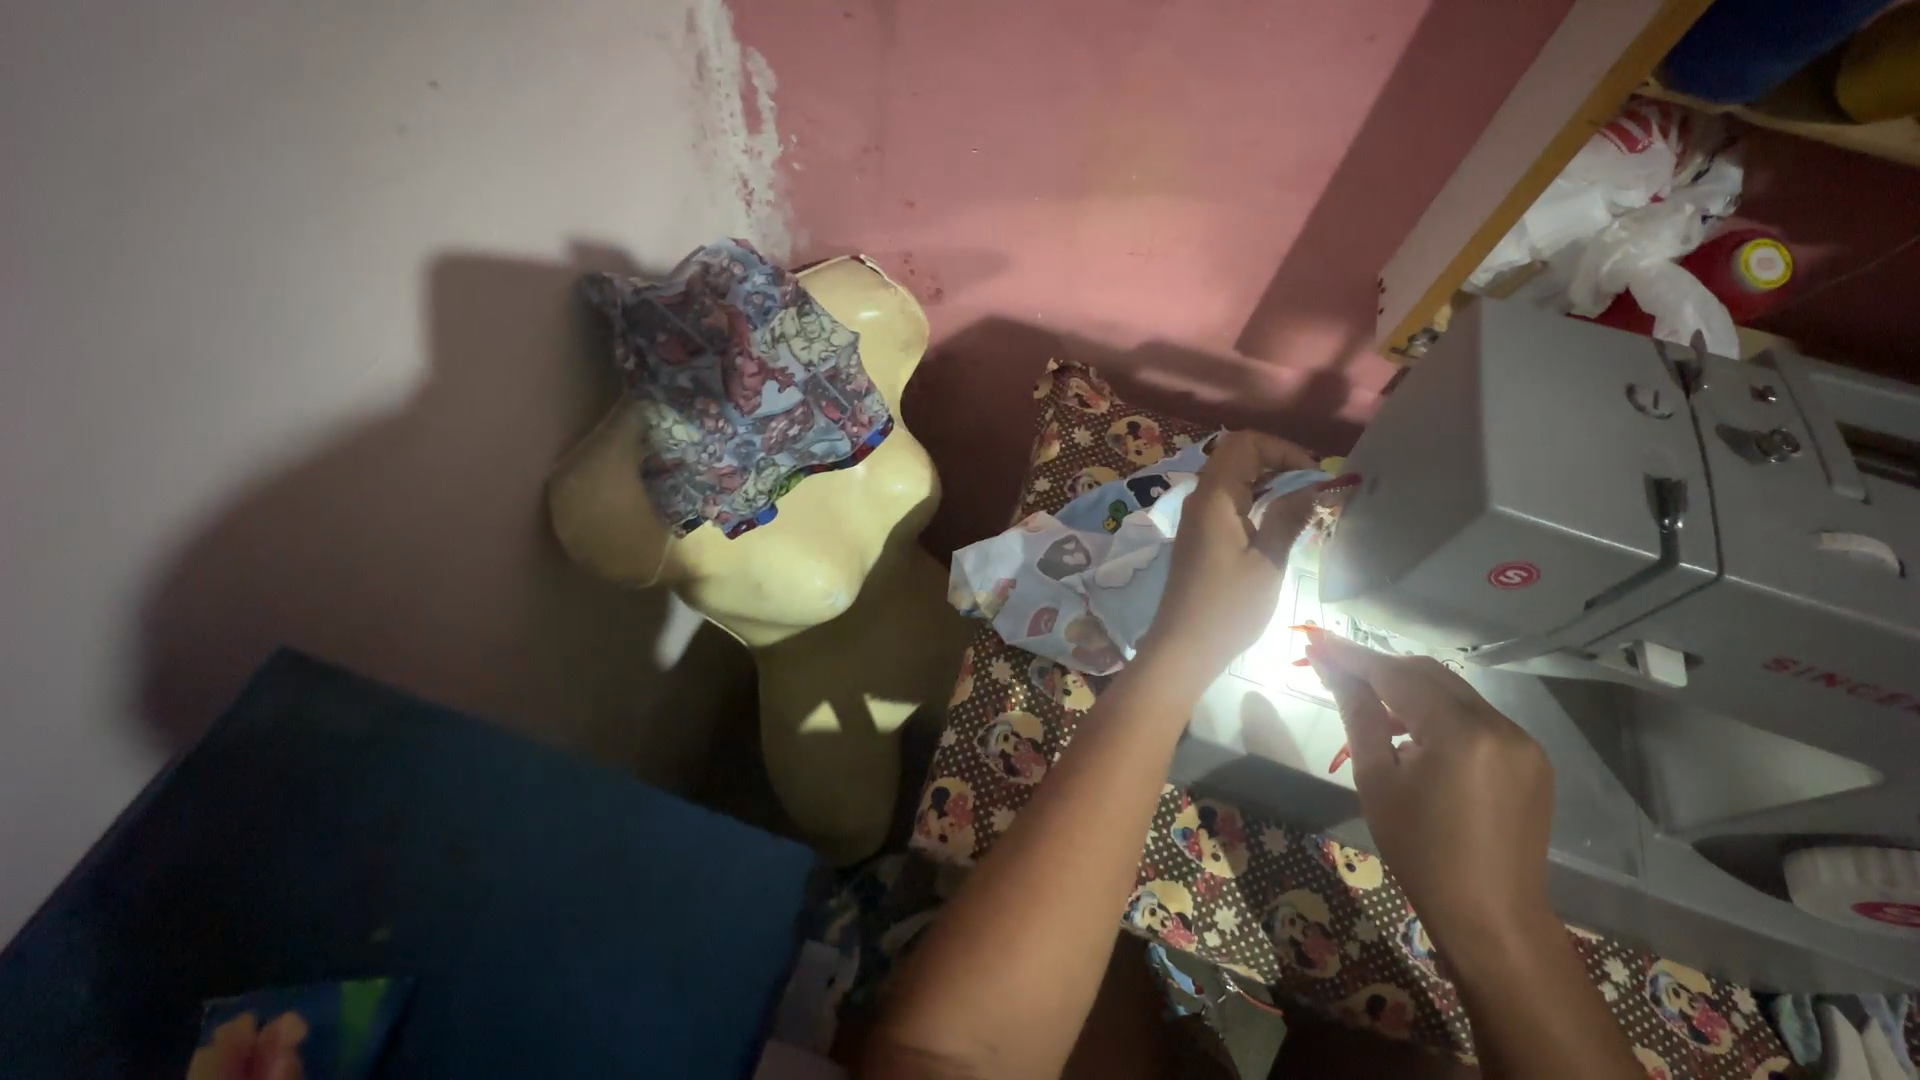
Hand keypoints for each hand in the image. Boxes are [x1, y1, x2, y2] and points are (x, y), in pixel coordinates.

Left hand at [1145, 431, 1319, 681]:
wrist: (1183, 647)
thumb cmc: (1227, 607)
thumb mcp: (1268, 561)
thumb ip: (1289, 516)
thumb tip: (1315, 485)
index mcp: (1213, 497)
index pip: (1246, 443)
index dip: (1283, 449)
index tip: (1314, 475)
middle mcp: (1199, 499)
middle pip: (1238, 456)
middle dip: (1279, 462)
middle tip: (1314, 487)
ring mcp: (1196, 517)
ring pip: (1234, 479)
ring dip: (1269, 482)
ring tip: (1304, 503)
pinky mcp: (1200, 535)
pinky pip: (1228, 501)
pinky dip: (1255, 500)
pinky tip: (1279, 520)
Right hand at [1304, 632, 1555, 955]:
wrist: (1490, 914)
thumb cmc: (1419, 850)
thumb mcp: (1376, 779)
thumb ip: (1358, 714)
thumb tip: (1333, 668)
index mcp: (1461, 731)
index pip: (1396, 675)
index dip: (1353, 656)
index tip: (1316, 640)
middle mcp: (1500, 725)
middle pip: (1429, 675)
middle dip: (1381, 669)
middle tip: (1337, 672)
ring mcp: (1523, 741)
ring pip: (1454, 694)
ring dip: (1411, 692)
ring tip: (1372, 709)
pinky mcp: (1531, 759)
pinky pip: (1476, 719)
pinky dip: (1440, 716)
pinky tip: (1416, 738)